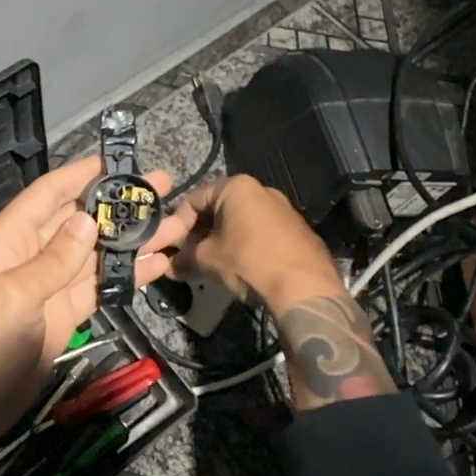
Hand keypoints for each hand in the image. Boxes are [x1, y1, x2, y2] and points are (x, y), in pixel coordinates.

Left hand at [0, 156, 187, 451]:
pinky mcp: (62, 314)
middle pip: (79, 220)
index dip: (80, 174)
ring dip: (131, 240)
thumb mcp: (14, 296)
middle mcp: (30, 254)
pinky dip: (125, 276)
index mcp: (9, 239)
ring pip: (95, 254)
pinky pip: (97, 287)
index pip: (48, 194)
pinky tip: (156, 264)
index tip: (117, 160)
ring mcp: (48, 285)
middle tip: (163, 187)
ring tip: (175, 225)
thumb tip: (86, 220)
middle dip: (118, 204)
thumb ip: (54, 259)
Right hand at [166, 174, 341, 307]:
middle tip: (190, 256)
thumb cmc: (249, 262)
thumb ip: (184, 258)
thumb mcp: (208, 259)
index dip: (177, 224)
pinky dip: (244, 244)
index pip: (193, 199)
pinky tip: (240, 266)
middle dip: (200, 232)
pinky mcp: (297, 228)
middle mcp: (261, 189)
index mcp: (236, 187)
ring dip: (221, 239)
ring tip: (213, 264)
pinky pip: (260, 231)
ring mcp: (282, 208)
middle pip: (217, 208)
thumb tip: (169, 266)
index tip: (172, 247)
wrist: (305, 288)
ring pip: (239, 220)